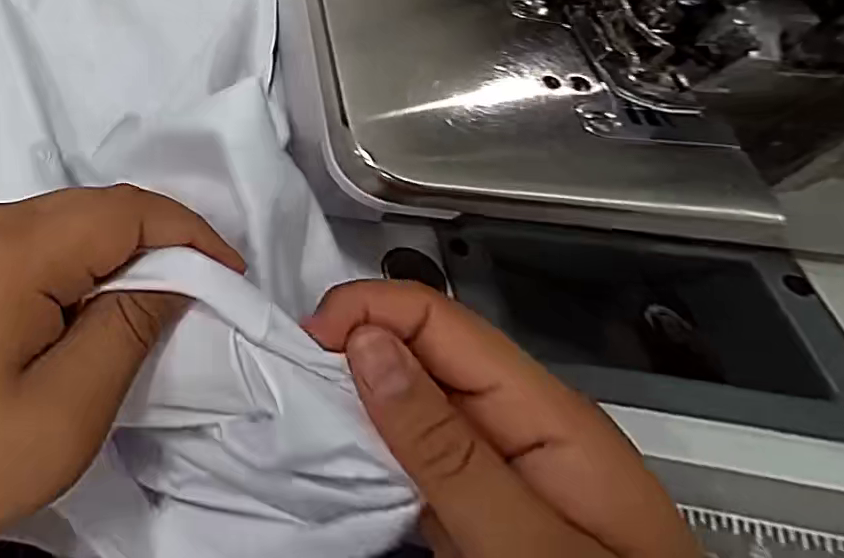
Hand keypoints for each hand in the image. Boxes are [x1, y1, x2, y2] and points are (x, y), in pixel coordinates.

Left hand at [0, 185, 244, 557]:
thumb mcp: (69, 407)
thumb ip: (130, 326)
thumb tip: (177, 276)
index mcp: (17, 247)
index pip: (124, 210)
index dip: (187, 232)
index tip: (232, 276)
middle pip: (102, 206)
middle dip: (164, 238)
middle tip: (208, 290)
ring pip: (81, 218)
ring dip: (132, 248)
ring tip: (170, 297)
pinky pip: (55, 237)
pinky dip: (97, 258)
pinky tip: (112, 299)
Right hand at [305, 280, 699, 557]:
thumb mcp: (531, 546)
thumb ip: (447, 447)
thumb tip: (367, 343)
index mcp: (545, 412)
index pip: (436, 314)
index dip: (365, 310)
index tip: (307, 346)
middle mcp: (516, 417)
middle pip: (416, 341)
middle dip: (350, 343)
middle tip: (299, 382)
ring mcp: (492, 453)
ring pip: (403, 386)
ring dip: (351, 387)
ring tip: (309, 411)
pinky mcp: (472, 488)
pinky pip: (406, 436)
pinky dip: (365, 432)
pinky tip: (341, 447)